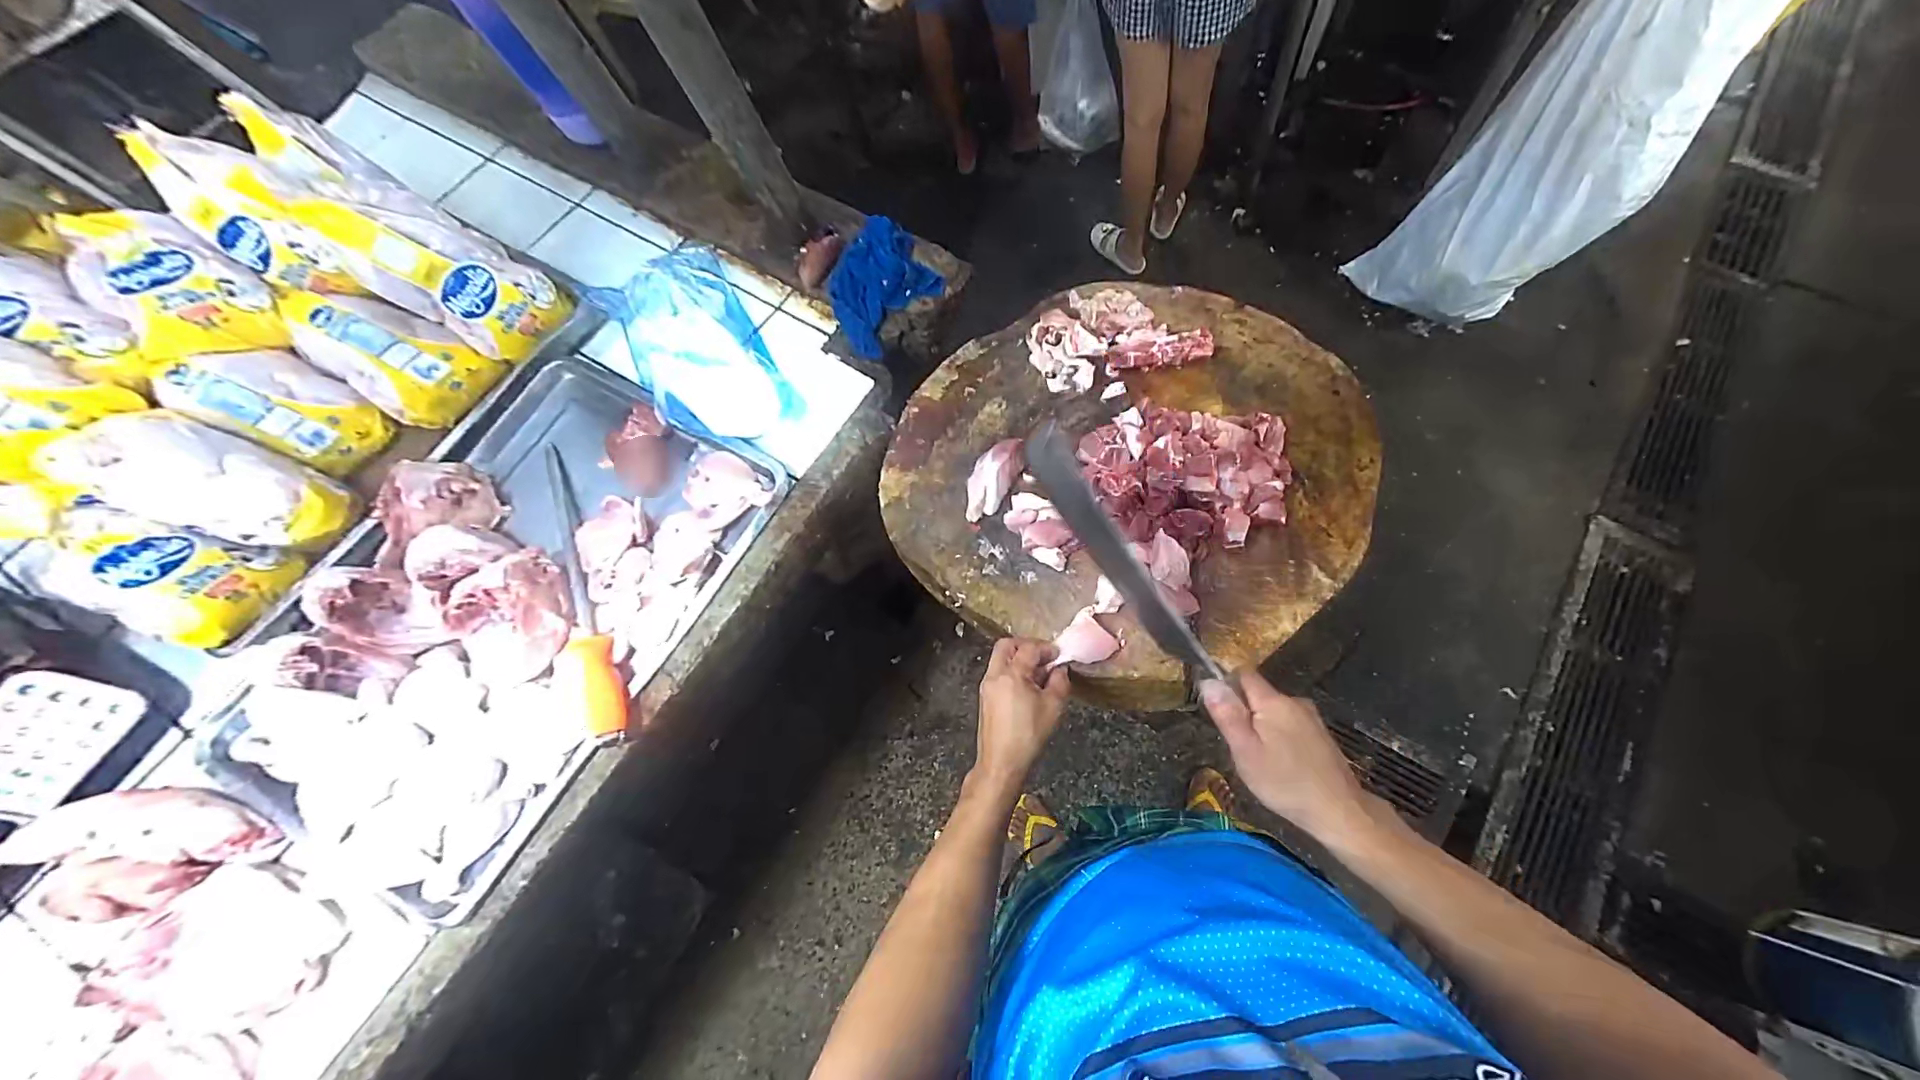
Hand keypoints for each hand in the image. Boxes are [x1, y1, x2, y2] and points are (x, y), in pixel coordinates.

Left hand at [975, 638, 1069, 787]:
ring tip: (1038, 673)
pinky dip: (1012, 670)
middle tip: (1044, 656)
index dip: (1046, 648)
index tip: (1058, 655)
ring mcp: (987, 685)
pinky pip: (998, 672)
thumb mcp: (1053, 706)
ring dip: (1018, 658)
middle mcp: (995, 675)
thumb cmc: (1028, 735)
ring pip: (1000, 658)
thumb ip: (1060, 681)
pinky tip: (1027, 686)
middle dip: (1026, 645)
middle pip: (1006, 645)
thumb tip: (1060, 669)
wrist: (1001, 761)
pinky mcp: (985, 696)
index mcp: (1011, 674)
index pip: (1029, 648)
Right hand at [1200, 670, 1382, 844]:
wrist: (1340, 811)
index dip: (1226, 685)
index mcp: (1274, 702)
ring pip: (1274, 711)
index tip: (1220, 713)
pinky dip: (1279, 737)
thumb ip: (1227, 714)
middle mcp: (1295, 702)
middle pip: (1258, 694)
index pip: (1243, 674)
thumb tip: (1209, 681)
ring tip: (1259, 759)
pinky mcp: (1321, 736)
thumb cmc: (1285, 783)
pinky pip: (1289, 725)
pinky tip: (1281, 764)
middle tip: (1238, 746)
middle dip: (1243, 712)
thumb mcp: (1246, 751)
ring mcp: (1311, 719)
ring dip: (1261, 726)